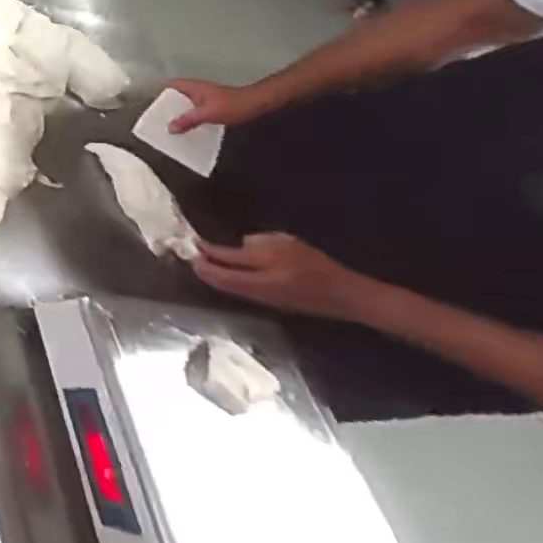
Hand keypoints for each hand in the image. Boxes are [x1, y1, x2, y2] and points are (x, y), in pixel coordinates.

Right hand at [165, 77, 264, 132]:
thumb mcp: (207, 114)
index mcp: (191, 87)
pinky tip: (187, 128)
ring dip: (178, 113)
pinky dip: (189, 118)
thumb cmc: (232, 105)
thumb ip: (187, 120)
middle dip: (165, 107)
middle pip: (174, 96)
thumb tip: (169, 128)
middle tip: (155, 119)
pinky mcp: (211, 104)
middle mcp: (195, 90)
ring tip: (168, 126)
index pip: (168, 85)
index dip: (157, 93)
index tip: (149, 105)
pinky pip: (194, 110)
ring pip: (184, 104)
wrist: (259, 104)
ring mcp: (204, 97)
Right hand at [194, 233, 382, 321]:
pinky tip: (266, 256)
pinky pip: (257, 239)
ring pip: (242, 244)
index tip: (188, 261)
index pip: (226, 273)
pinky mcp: (286, 237)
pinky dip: (254, 246)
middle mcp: (273, 261)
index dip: (204, 266)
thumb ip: (239, 285)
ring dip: (237, 251)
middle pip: (228, 253)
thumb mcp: (274, 302)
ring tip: (245, 262)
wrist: (354, 293)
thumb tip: (206, 270)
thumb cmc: (312, 304)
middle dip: (209, 251)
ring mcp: (280, 245)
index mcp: (270, 283)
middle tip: (194, 249)